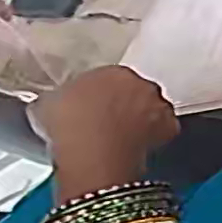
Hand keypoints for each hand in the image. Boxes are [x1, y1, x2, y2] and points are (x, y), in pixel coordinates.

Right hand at [31, 67, 180, 190]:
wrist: (94, 151)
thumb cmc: (69, 123)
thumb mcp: (51, 100)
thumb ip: (65, 95)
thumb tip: (63, 102)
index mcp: (116, 72)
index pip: (113, 78)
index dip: (103, 94)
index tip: (96, 106)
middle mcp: (144, 85)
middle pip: (137, 92)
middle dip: (127, 104)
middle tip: (109, 121)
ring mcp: (160, 106)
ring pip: (153, 110)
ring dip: (143, 120)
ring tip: (122, 136)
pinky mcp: (171, 128)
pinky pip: (164, 130)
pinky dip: (154, 136)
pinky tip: (135, 145)